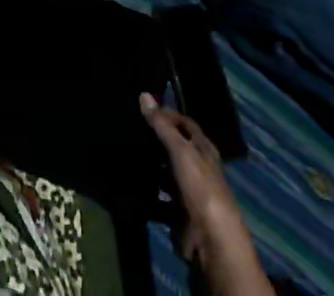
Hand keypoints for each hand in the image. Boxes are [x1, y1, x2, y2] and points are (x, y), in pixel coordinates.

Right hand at [142, 92, 248, 263]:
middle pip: (175, 146)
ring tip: (123, 150)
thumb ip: (162, 125)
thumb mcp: (181, 150)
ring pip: (165, 170)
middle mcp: (197, 166)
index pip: (185, 123)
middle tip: (128, 127)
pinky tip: (128, 181)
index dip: (167, 113)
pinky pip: (159, 194)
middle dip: (155, 138)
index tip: (143, 106)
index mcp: (203, 148)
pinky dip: (146, 189)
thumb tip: (144, 94)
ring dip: (149, 163)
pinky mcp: (178, 209)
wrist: (211, 238)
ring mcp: (188, 189)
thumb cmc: (201, 186)